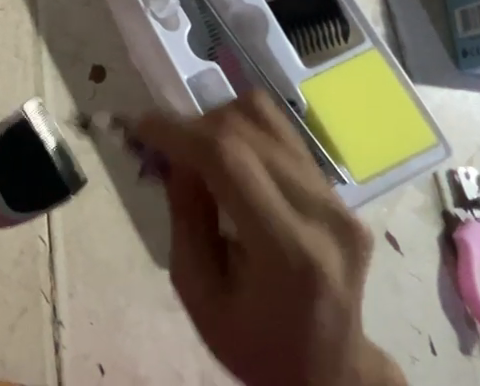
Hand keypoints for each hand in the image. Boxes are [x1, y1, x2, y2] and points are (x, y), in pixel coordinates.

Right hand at [134, 94, 403, 385]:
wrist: (329, 369)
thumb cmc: (253, 343)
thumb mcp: (197, 292)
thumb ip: (185, 217)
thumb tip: (173, 155)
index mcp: (289, 251)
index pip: (227, 158)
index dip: (176, 130)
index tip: (138, 125)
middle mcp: (324, 215)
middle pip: (245, 128)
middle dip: (191, 126)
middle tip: (161, 147)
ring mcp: (339, 201)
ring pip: (265, 118)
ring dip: (217, 123)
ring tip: (196, 155)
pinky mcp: (340, 193)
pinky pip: (281, 135)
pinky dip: (242, 133)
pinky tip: (225, 162)